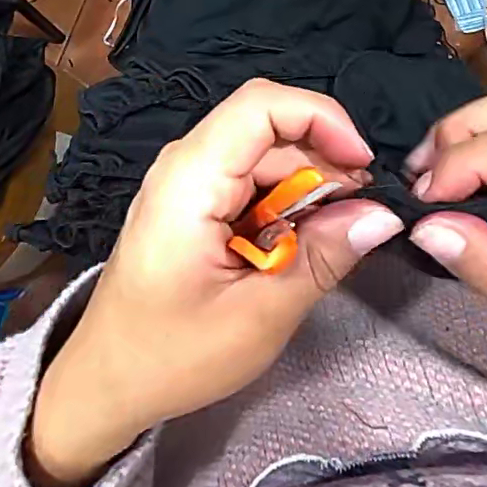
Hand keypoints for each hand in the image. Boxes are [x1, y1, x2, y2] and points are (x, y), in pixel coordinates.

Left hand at [26, 80, 405, 486]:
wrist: (104, 381)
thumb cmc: (169, 356)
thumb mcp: (258, 317)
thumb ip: (323, 258)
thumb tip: (383, 214)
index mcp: (191, 179)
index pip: (262, 104)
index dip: (322, 118)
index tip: (363, 164)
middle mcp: (188, 162)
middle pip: (269, 126)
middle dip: (326, 157)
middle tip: (363, 208)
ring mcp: (189, 177)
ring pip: (266, 151)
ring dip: (310, 182)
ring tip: (336, 231)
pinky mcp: (196, 197)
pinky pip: (253, 176)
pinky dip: (288, 200)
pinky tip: (302, 238)